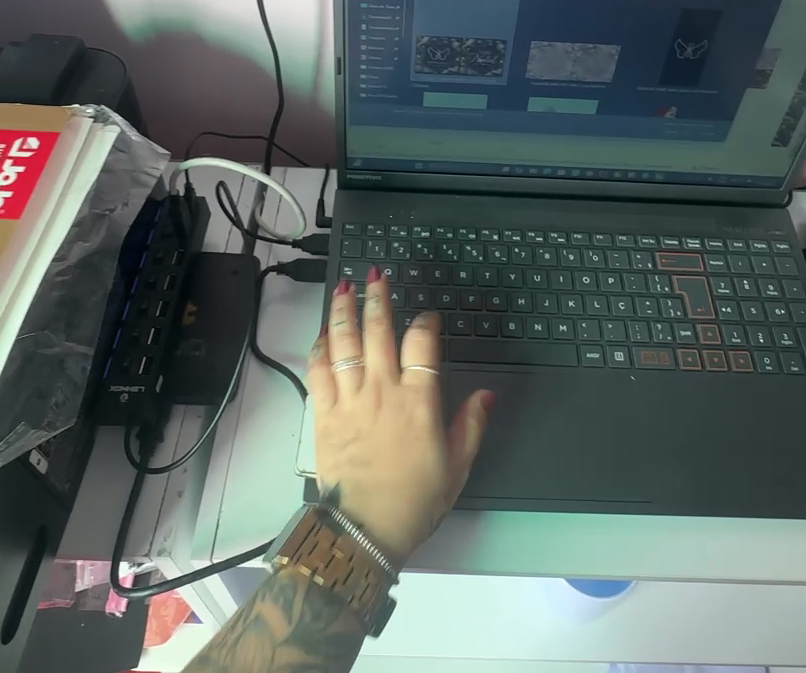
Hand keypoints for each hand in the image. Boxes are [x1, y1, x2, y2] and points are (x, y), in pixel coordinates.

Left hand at [305, 270, 492, 568]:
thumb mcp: (457, 465)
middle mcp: (382, 391)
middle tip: (377, 276)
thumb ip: (472, 424)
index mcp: (418, 401)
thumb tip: (487, 394)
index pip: (423, 345)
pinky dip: (319, 347)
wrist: (366, 528)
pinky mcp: (324, 413)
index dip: (426, 322)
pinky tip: (323, 332)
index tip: (428, 315)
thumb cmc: (415, 499)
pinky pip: (318, 370)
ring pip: (344, 342)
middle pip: (378, 331)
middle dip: (378, 298)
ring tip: (346, 288)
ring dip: (344, 311)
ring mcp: (350, 399)